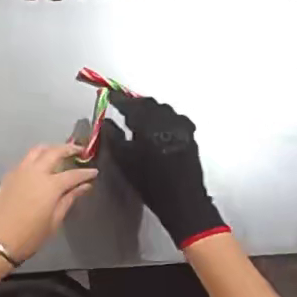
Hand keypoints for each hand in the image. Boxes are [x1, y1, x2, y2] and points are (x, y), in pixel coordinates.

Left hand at [0, 144, 98, 262]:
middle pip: (54, 152)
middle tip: (79, 151)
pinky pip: (26, 159)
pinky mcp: (8, 176)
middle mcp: (34, 173)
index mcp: (50, 185)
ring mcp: (19, 172)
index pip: (73, 174)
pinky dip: (36, 157)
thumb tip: (83, 187)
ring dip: (51, 148)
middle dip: (69, 149)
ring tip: (60, 153)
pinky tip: (41, 165)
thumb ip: (68, 200)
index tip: (93, 172)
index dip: (86, 173)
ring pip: (37, 150)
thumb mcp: (53, 221)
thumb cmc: (28, 237)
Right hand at [98, 93, 224, 247]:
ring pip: (163, 110)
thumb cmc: (150, 183)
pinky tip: (157, 128)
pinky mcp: (190, 136)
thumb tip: (106, 122)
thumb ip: (113, 137)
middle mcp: (168, 121)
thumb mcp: (125, 161)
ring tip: (139, 117)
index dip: (119, 100)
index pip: (132, 105)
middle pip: (149, 104)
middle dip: (135, 104)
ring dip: (150, 110)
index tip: (111, 96)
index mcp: (150, 125)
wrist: (182, 200)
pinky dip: (163, 119)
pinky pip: (174, 119)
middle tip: (123, 107)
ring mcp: (182, 127)